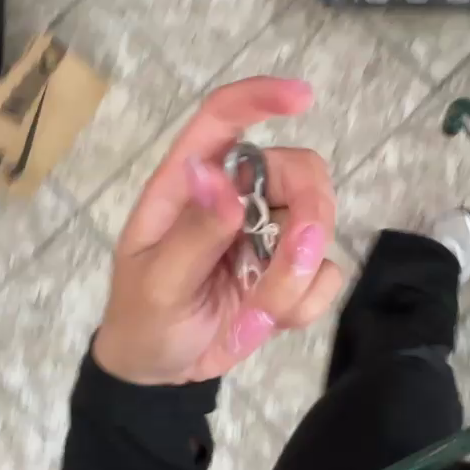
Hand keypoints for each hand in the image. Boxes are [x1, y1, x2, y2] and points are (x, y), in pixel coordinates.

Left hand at [91, 78, 345, 386]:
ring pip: (319, 224)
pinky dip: (306, 303)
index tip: (303, 98)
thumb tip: (219, 176)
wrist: (161, 371)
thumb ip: (193, 233)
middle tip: (294, 266)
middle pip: (299, 171)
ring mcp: (267, 233)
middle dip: (310, 219)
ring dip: (297, 278)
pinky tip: (267, 323)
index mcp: (189, 185)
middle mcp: (235, 197)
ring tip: (257, 315)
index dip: (260, 98)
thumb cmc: (143, 319)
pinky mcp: (290, 271)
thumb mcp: (158, 283)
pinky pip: (326, 272)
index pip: (223, 120)